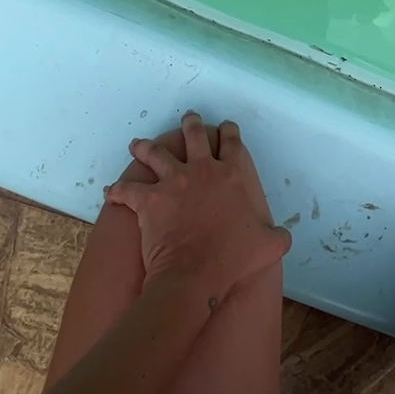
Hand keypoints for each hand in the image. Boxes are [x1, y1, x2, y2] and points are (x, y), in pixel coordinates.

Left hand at [104, 113, 291, 299]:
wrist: (194, 275)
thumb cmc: (233, 259)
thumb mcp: (268, 246)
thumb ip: (278, 235)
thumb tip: (284, 235)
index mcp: (232, 175)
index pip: (232, 142)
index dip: (229, 131)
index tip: (225, 126)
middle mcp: (203, 170)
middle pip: (194, 136)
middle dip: (191, 124)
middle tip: (188, 118)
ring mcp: (173, 182)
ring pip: (156, 153)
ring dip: (146, 146)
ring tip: (138, 143)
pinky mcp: (150, 200)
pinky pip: (128, 190)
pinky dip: (118, 190)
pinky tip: (111, 190)